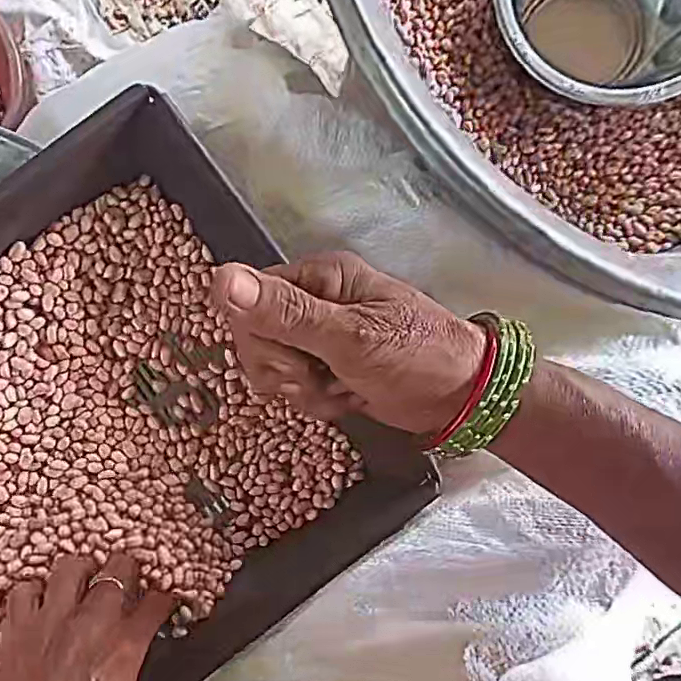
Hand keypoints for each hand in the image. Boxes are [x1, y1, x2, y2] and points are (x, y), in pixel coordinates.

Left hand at [0, 552, 172, 680]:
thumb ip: (129, 660)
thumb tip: (132, 640)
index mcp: (124, 647)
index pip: (157, 598)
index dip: (164, 593)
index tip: (163, 594)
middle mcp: (89, 624)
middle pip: (119, 567)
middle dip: (129, 570)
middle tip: (127, 583)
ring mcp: (48, 623)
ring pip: (71, 564)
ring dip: (83, 571)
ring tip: (84, 585)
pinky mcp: (15, 631)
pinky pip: (24, 588)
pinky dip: (36, 590)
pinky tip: (43, 606)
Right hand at [207, 251, 486, 435]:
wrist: (459, 397)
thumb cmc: (415, 356)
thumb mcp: (348, 336)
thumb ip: (285, 313)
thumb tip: (220, 279)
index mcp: (318, 278)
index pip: (251, 301)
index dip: (262, 339)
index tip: (295, 361)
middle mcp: (314, 303)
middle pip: (257, 338)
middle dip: (285, 371)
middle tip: (322, 378)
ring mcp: (320, 338)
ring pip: (274, 368)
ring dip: (302, 390)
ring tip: (340, 389)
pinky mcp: (327, 368)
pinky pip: (295, 387)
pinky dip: (316, 401)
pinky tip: (345, 398)